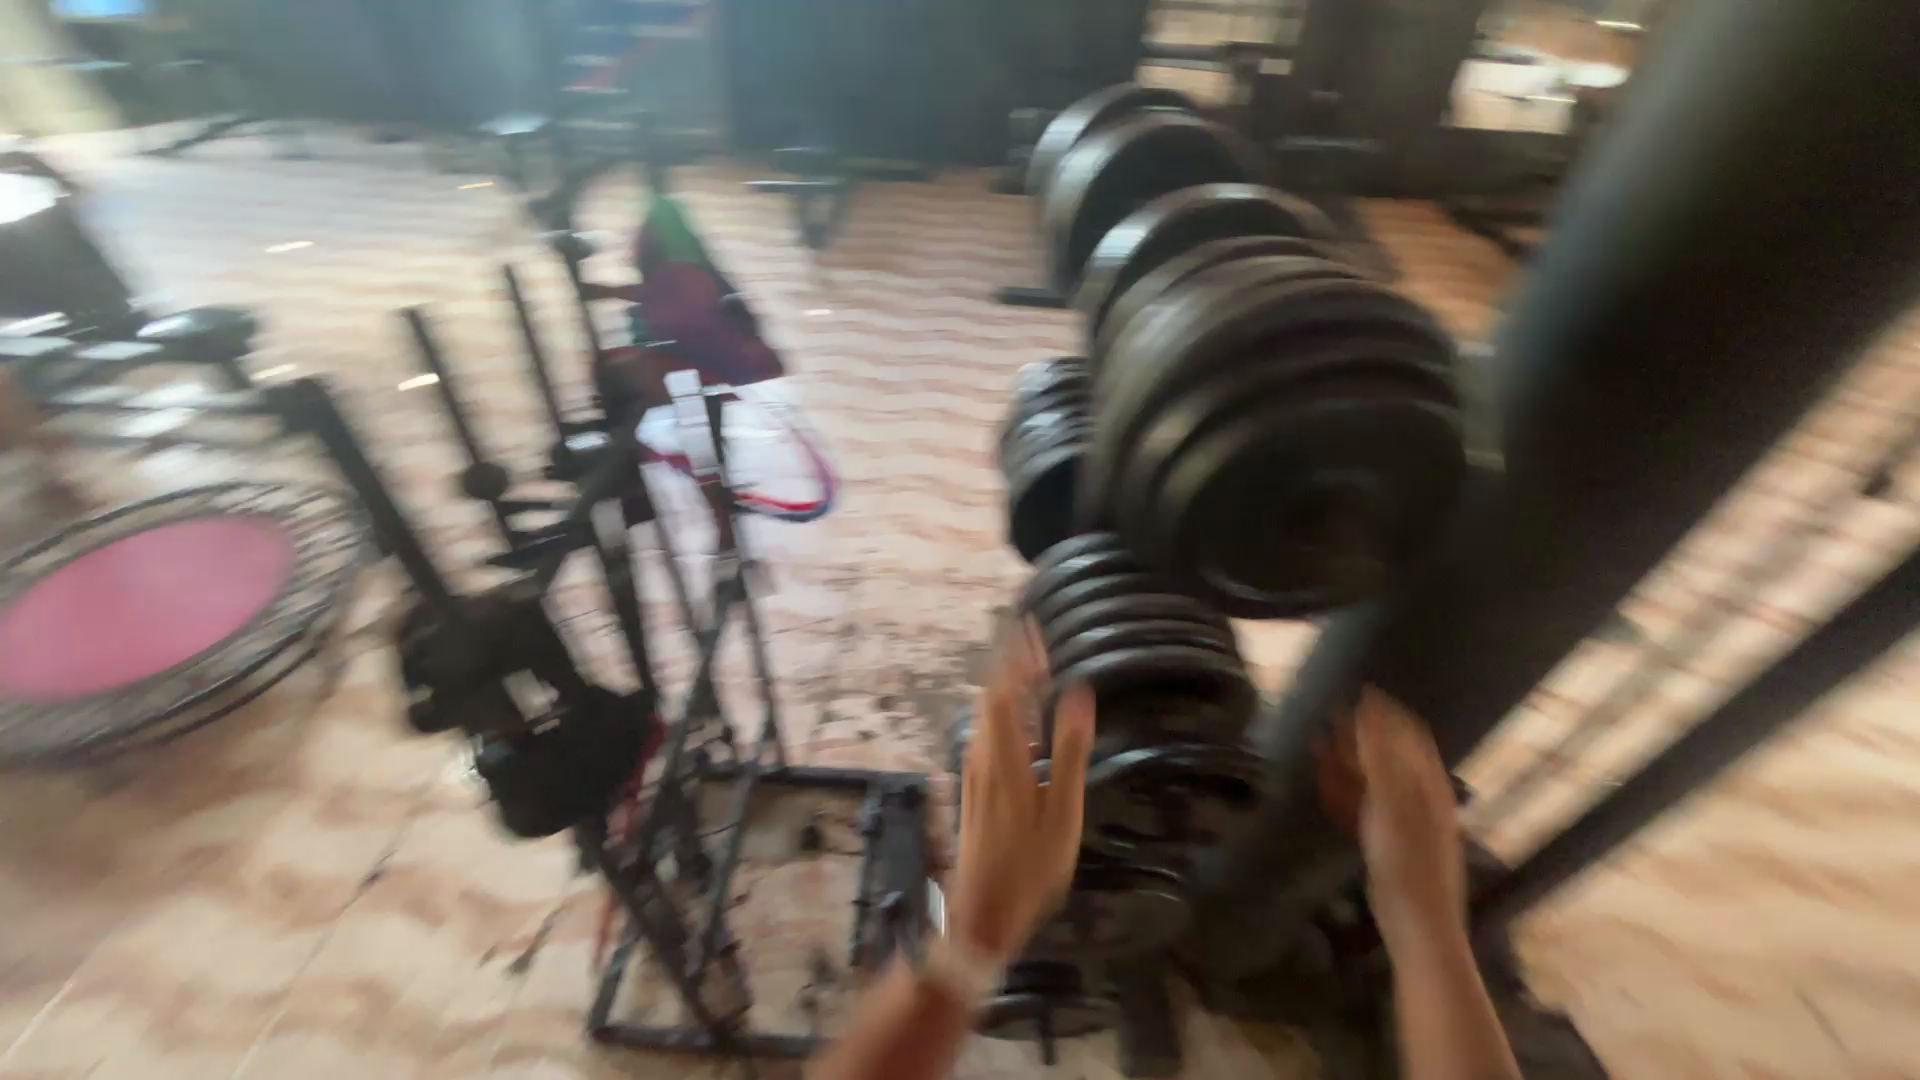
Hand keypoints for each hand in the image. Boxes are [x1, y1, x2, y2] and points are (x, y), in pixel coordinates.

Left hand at [946, 621, 1094, 964]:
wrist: (980, 911)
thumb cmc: (1029, 866)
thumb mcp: (1061, 812)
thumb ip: (1069, 751)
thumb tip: (1079, 695)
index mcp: (1004, 755)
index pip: (1005, 689)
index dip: (1017, 656)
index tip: (1032, 628)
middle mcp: (981, 753)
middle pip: (990, 693)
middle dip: (1007, 659)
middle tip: (1029, 632)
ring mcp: (972, 769)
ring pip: (983, 711)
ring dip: (1002, 680)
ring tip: (1024, 660)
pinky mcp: (971, 784)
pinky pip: (984, 729)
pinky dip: (1000, 707)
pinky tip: (1014, 712)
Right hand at [1317, 687, 1464, 945]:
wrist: (1415, 923)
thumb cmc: (1407, 859)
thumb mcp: (1393, 800)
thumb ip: (1380, 753)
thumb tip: (1370, 706)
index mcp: (1427, 785)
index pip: (1410, 734)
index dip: (1387, 711)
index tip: (1358, 691)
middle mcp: (1417, 797)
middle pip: (1388, 754)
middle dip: (1360, 733)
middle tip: (1330, 712)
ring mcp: (1400, 820)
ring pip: (1370, 779)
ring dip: (1345, 759)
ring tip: (1318, 740)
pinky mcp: (1382, 841)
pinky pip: (1359, 805)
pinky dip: (1341, 789)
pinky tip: (1321, 782)